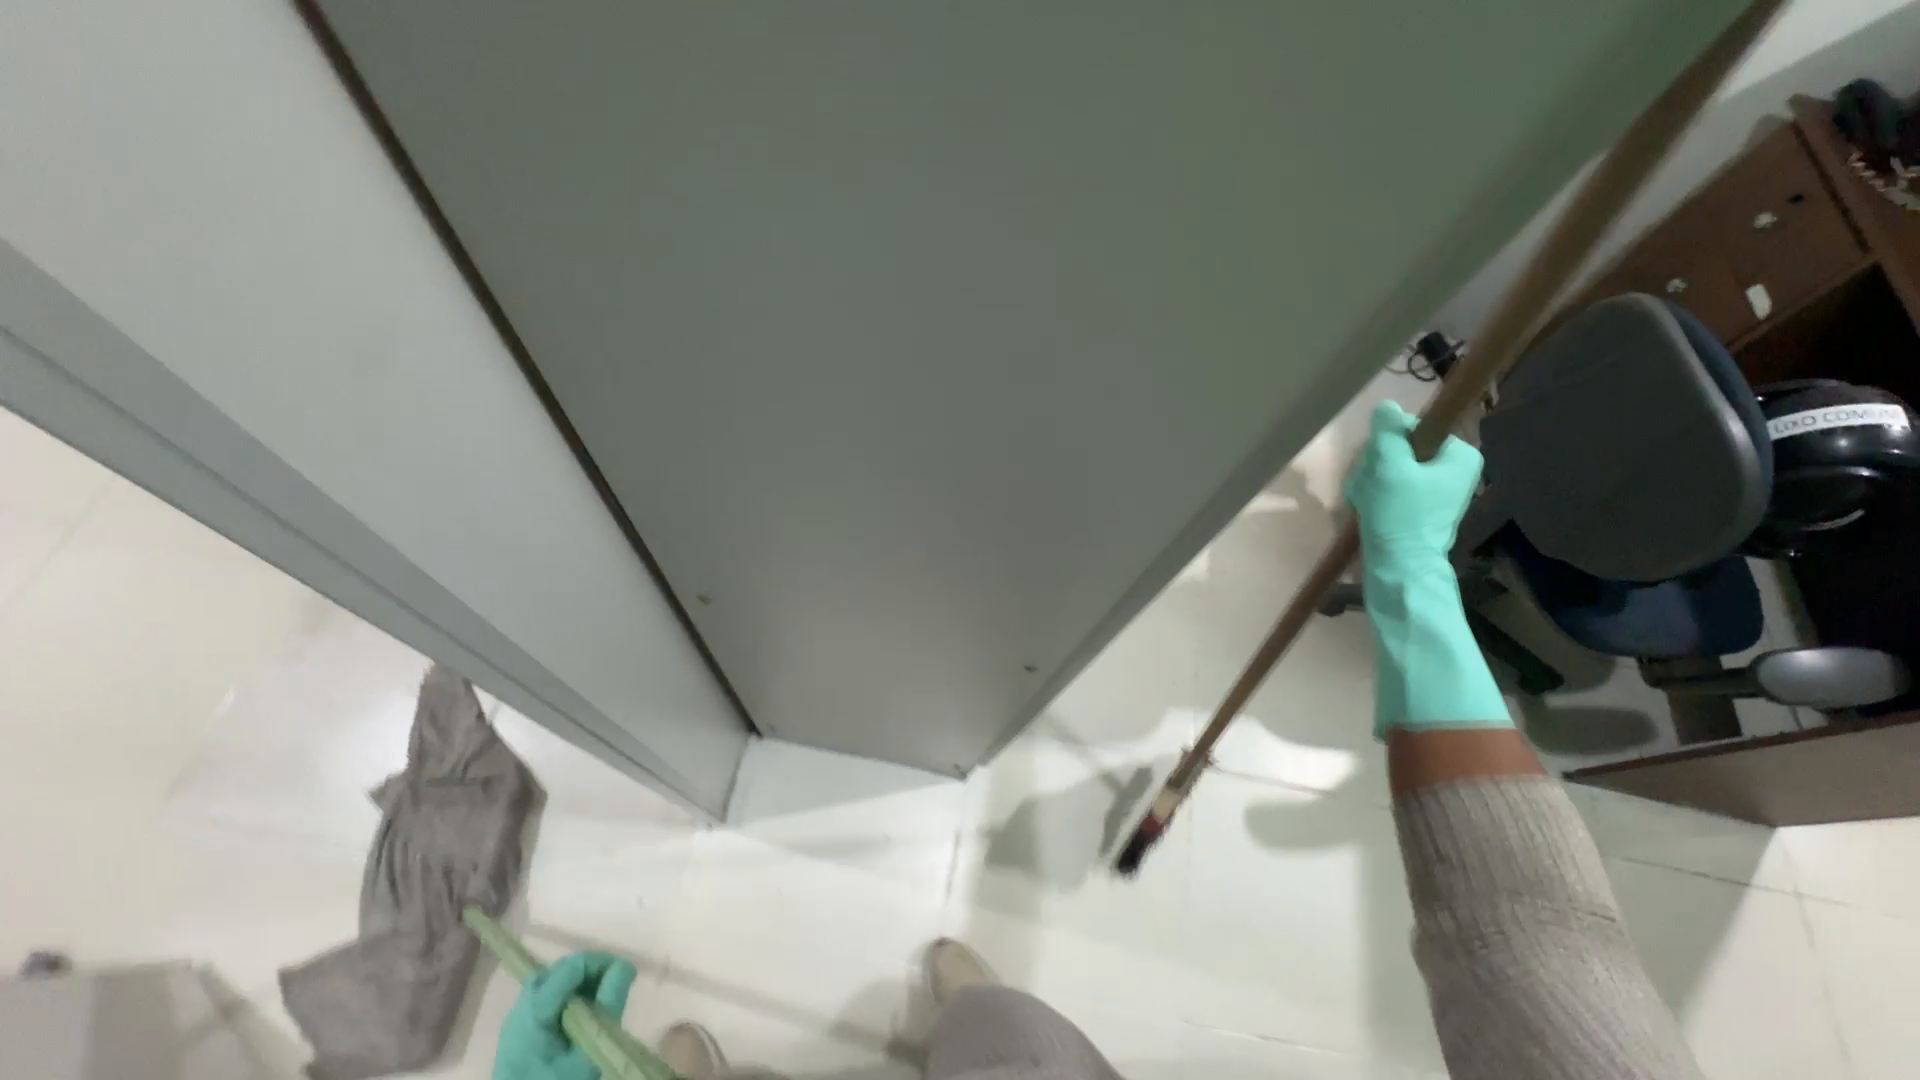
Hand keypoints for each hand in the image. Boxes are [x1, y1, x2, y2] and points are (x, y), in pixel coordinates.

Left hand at [494, 952, 637, 1079]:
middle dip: (590, 971)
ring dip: (579, 984)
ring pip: (551, 983)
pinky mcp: (519, 1033)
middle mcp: (520, 1010)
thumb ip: (607, 1007)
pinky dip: (568, 997)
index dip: (601, 963)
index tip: (626, 976)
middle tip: (616, 987)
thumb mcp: (589, 1054)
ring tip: (601, 999)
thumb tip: (624, 967)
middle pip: (559, 970)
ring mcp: (516, 1021)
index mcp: (534, 1014)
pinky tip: (582, 1015)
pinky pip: (546, 999)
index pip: (571, 967)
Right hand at [1342, 400, 1481, 561]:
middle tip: (1371, 485)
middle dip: (1378, 465)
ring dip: (1371, 480)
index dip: (1388, 442)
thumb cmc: (1400, 515)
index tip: (1379, 465)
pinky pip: (1391, 487)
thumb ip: (1388, 431)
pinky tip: (1368, 507)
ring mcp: (1436, 490)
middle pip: (1401, 448)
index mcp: (1460, 455)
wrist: (1399, 568)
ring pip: (1391, 468)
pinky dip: (1374, 495)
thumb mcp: (1390, 466)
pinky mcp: (1419, 508)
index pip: (1414, 427)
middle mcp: (1454, 469)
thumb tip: (1387, 406)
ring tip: (1368, 500)